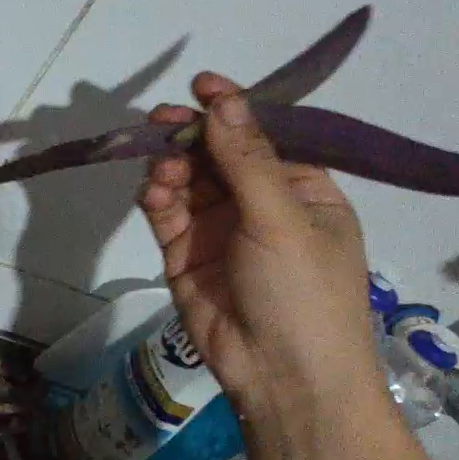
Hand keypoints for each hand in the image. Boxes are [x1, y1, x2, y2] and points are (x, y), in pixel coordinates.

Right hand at [138, 73, 381, 413]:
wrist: (281, 375)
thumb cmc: (304, 292)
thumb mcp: (282, 219)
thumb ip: (246, 158)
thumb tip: (224, 99)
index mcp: (303, 191)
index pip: (264, 136)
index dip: (233, 109)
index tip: (201, 84)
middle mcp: (259, 203)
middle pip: (216, 153)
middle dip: (190, 135)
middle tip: (161, 120)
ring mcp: (218, 227)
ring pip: (185, 178)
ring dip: (171, 167)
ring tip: (164, 172)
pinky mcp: (183, 251)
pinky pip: (164, 210)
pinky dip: (156, 196)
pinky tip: (154, 194)